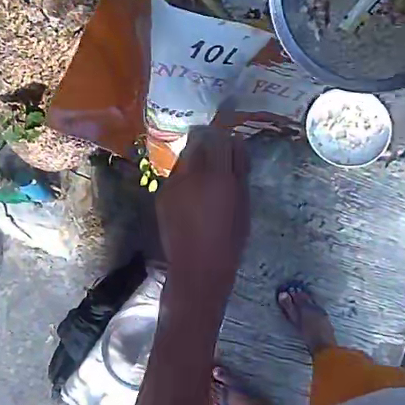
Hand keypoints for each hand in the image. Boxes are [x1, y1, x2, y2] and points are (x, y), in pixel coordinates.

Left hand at [157, 126, 250, 296]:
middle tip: (218, 156)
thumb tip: (236, 149)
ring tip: (204, 177)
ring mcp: (173, 181)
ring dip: (195, 158)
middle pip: (198, 139)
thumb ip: (239, 173)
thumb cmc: (229, 239)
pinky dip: (185, 177)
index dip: (228, 141)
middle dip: (208, 142)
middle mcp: (192, 172)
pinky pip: (175, 174)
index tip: (233, 149)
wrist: (197, 266)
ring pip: (185, 156)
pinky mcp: (161, 193)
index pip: (220, 138)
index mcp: (218, 174)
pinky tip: (192, 195)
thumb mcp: (243, 204)